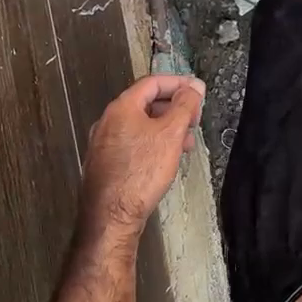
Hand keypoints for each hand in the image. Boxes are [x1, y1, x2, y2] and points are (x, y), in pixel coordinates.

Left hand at [80, 74, 204, 234]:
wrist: (110, 219)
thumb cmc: (140, 173)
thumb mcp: (171, 133)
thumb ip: (185, 105)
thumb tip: (194, 87)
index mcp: (121, 107)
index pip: (153, 82)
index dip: (178, 83)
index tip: (197, 91)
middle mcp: (108, 121)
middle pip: (146, 102)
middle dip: (174, 108)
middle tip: (194, 118)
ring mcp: (104, 144)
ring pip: (140, 125)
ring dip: (166, 127)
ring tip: (185, 142)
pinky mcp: (105, 164)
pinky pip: (133, 143)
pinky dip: (152, 143)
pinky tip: (166, 159)